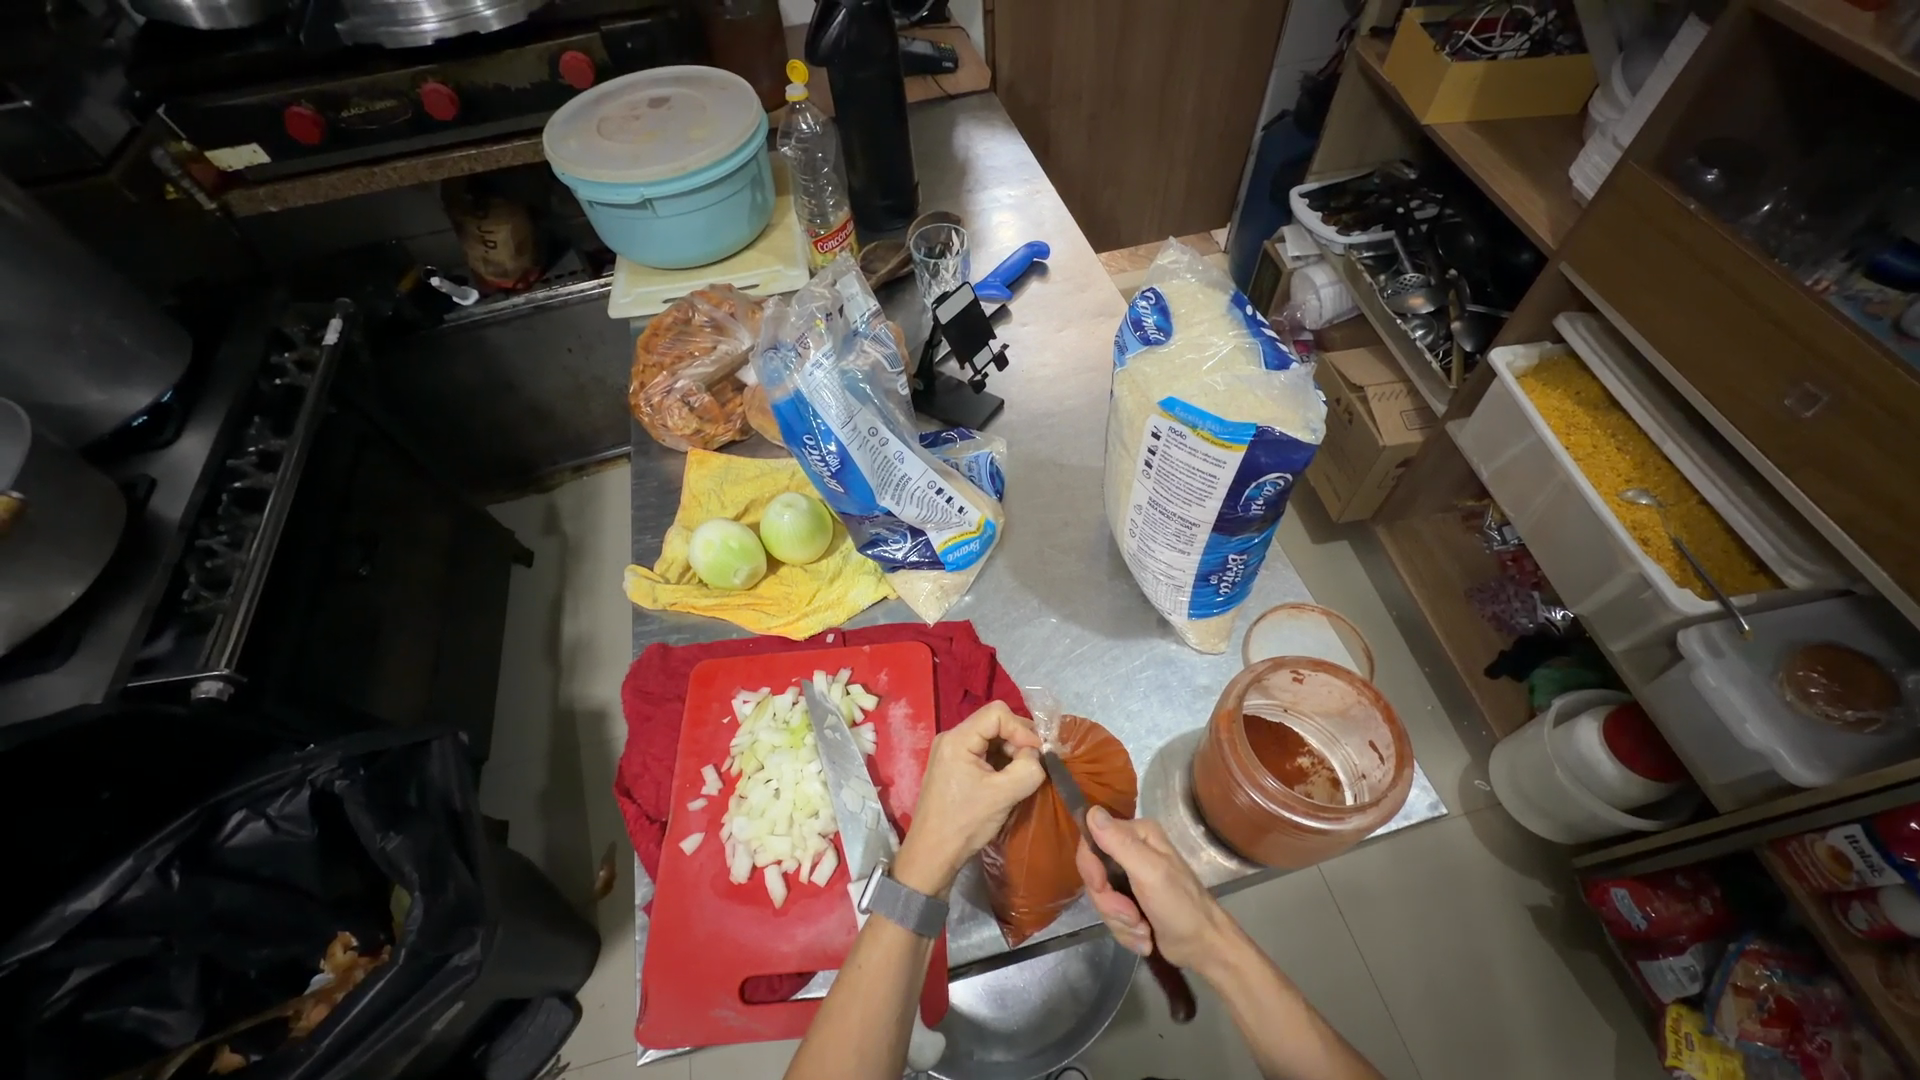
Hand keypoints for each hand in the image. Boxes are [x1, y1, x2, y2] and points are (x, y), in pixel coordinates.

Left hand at [893, 701, 1043, 895]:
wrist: (932, 854)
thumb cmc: (965, 823)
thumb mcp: (1003, 795)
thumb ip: (1028, 769)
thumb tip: (1038, 755)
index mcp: (957, 739)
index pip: (997, 713)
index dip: (1021, 728)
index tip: (1036, 753)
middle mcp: (951, 738)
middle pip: (994, 722)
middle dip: (1017, 740)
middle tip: (1032, 765)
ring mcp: (951, 752)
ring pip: (990, 737)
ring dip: (1010, 752)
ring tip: (1020, 776)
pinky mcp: (954, 766)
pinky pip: (983, 752)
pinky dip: (1000, 761)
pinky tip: (1007, 781)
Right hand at [1075, 806, 1238, 972]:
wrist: (1204, 947)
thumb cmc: (1181, 906)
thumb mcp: (1150, 872)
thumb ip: (1120, 843)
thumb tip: (1091, 811)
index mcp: (1137, 834)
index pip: (1092, 840)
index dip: (1092, 868)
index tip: (1102, 888)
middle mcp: (1131, 851)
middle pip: (1095, 874)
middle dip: (1110, 904)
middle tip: (1132, 917)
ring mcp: (1130, 878)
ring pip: (1101, 899)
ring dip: (1120, 922)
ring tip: (1143, 929)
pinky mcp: (1131, 902)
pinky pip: (1111, 916)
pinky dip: (1126, 931)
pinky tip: (1145, 936)